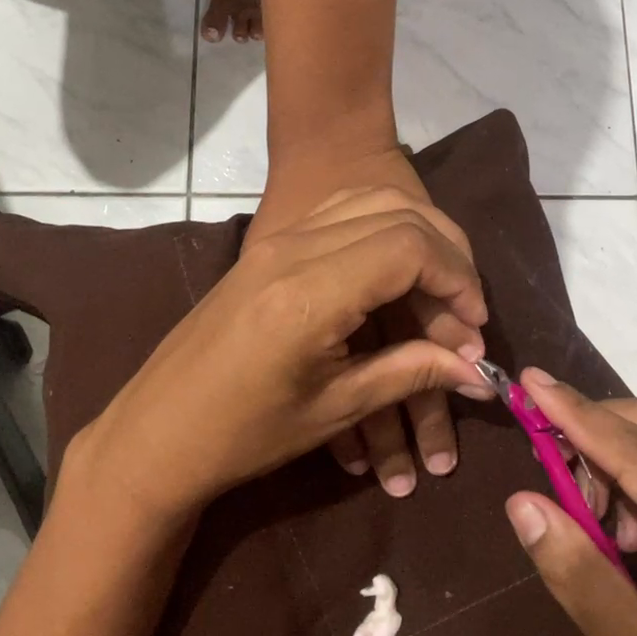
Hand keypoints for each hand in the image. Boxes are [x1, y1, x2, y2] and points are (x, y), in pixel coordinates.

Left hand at [74, 187, 494, 518]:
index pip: (410, 247)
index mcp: (311, 293)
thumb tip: (478, 369)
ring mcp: (277, 240)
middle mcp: (295, 248)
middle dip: (447, 259)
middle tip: (463, 317)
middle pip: (399, 215)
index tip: (473, 328)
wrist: (157, 431)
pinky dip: (382, 229)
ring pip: (372, 201)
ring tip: (438, 295)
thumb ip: (412, 374)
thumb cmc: (244, 434)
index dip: (457, 280)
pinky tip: (395, 274)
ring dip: (418, 237)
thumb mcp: (335, 409)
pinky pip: (341, 211)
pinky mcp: (268, 245)